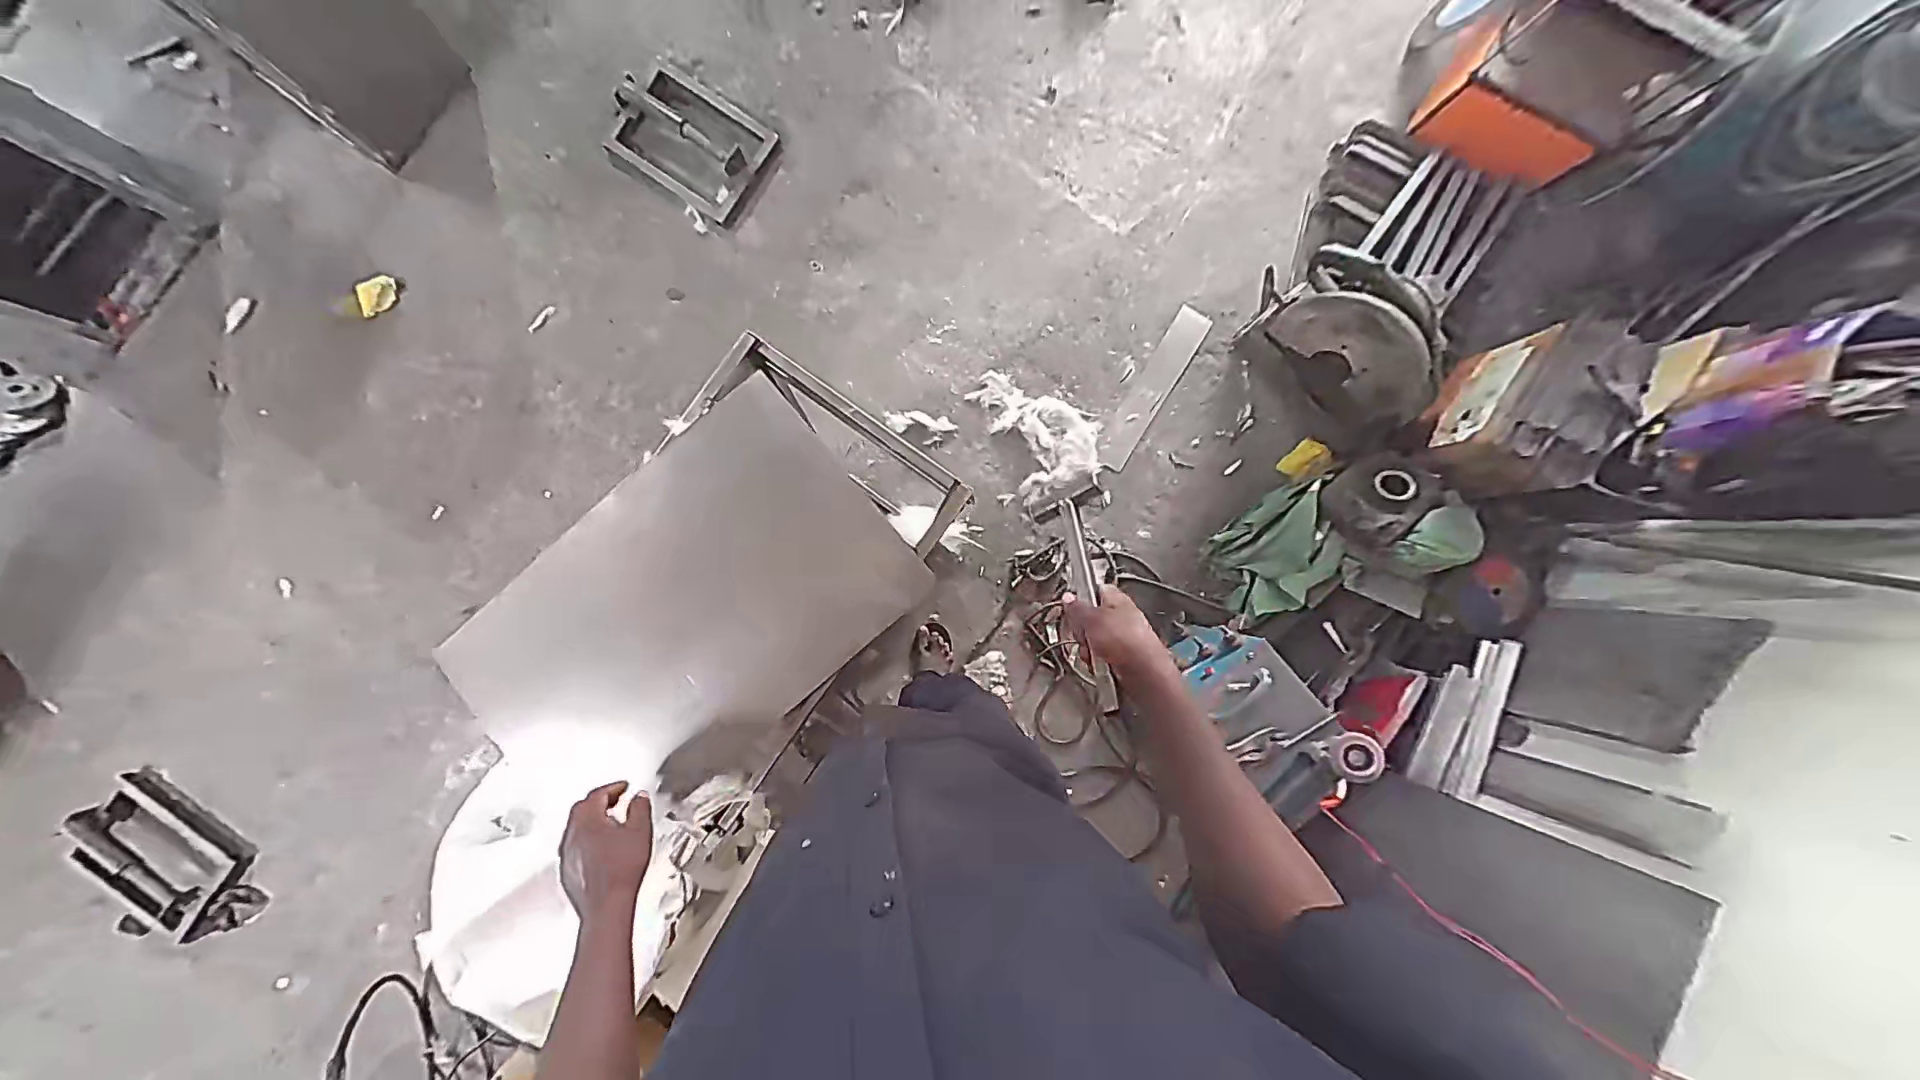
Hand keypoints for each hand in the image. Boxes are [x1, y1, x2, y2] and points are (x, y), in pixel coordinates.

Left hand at [558, 781, 652, 918]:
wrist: (607, 905)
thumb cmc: (622, 870)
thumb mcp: (641, 830)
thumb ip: (640, 808)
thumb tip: (639, 797)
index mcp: (588, 822)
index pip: (596, 795)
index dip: (612, 787)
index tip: (623, 786)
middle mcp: (572, 836)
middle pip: (582, 809)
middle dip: (600, 801)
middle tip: (616, 799)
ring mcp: (567, 855)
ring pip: (576, 828)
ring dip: (593, 820)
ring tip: (611, 821)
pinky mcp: (568, 871)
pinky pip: (575, 847)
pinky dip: (588, 839)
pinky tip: (602, 846)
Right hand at [1062, 587, 1168, 677]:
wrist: (1143, 672)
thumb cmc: (1123, 640)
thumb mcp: (1091, 619)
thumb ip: (1077, 608)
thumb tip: (1068, 598)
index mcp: (1118, 599)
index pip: (1096, 590)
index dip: (1082, 598)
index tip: (1072, 607)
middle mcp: (1123, 616)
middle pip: (1092, 617)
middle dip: (1082, 629)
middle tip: (1083, 634)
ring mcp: (1124, 637)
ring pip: (1094, 638)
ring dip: (1088, 648)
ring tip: (1092, 653)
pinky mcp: (1123, 656)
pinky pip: (1102, 655)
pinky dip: (1097, 660)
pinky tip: (1098, 664)